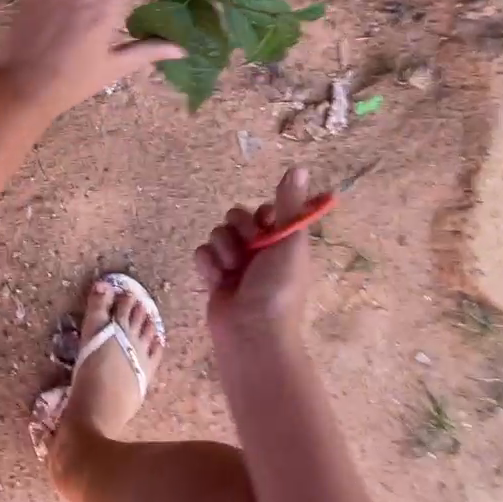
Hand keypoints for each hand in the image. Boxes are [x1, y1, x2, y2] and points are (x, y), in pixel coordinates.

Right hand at [195, 167, 314, 340]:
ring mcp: (235, 264)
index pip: (266, 211)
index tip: (265, 224)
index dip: (261, 215)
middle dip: (238, 230)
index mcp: (283, 243)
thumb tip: (301, 167)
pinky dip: (207, 265)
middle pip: (237, 217)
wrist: (252, 333)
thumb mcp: (289, 243)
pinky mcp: (213, 277)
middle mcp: (259, 251)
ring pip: (217, 233)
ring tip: (231, 269)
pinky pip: (202, 253)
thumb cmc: (278, 288)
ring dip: (222, 248)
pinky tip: (216, 280)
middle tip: (248, 248)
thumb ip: (289, 205)